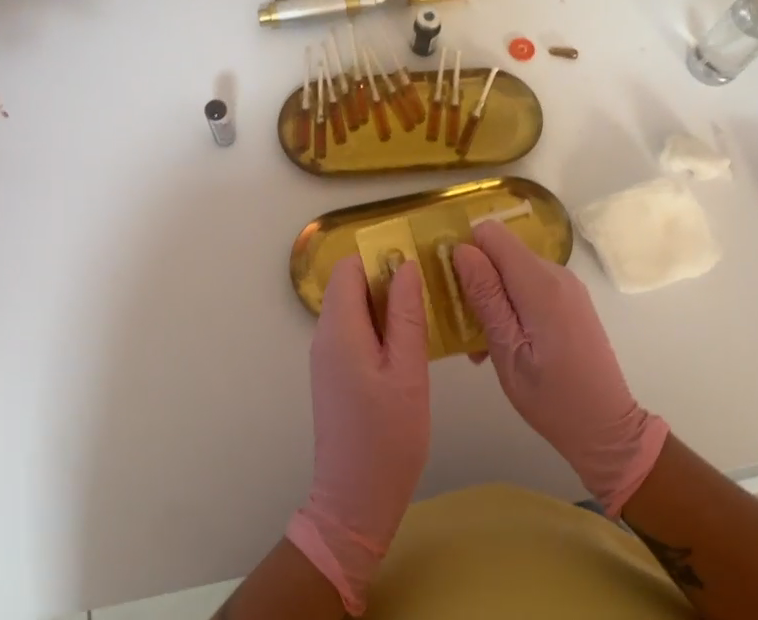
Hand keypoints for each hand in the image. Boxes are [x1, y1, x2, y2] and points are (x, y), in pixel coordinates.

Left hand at [286, 256, 430, 614]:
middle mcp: (325, 337)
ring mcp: (327, 358)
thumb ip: (406, 315)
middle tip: (433, 289)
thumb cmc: (387, 436)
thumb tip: (405, 266)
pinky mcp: (335, 377)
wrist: (355, 499)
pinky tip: (412, 345)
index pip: (349, 267)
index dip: (380, 257)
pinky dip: (381, 330)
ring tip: (429, 315)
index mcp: (338, 329)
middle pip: (352, 287)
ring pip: (356, 311)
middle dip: (388, 280)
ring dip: (388, 307)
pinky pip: (356, 335)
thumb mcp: (408, 372)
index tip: (418, 261)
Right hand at [454, 220, 669, 515]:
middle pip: (501, 251)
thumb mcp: (507, 351)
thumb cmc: (551, 397)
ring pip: (513, 270)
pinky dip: (511, 306)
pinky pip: (530, 286)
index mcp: (540, 283)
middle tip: (468, 328)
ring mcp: (568, 287)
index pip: (491, 233)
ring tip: (485, 346)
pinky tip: (507, 344)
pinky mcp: (571, 301)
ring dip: (492, 299)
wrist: (606, 429)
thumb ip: (485, 296)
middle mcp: (557, 274)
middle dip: (477, 281)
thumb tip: (462, 249)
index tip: (455, 287)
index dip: (467, 252)